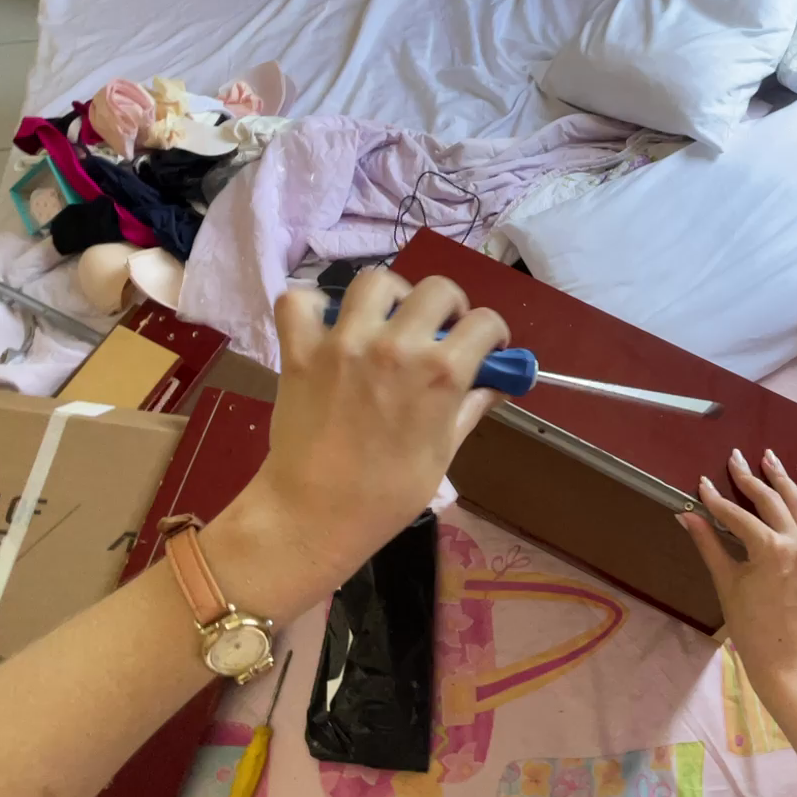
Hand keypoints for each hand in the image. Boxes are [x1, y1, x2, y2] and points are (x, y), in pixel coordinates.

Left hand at [205, 270, 509, 620]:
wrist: (315, 515)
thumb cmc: (389, 493)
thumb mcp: (445, 452)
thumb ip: (471, 407)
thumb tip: (496, 385)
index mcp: (441, 373)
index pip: (484, 322)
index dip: (493, 333)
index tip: (487, 346)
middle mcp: (397, 346)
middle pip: (437, 289)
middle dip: (450, 306)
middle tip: (441, 330)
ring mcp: (345, 343)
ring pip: (376, 281)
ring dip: (391, 297)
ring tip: (388, 321)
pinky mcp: (300, 350)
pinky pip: (301, 301)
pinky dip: (314, 307)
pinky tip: (327, 328)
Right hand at [679, 449, 796, 699]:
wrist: (786, 658)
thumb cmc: (750, 625)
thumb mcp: (726, 582)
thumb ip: (709, 544)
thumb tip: (686, 515)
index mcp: (769, 550)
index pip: (737, 515)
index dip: (717, 499)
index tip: (704, 482)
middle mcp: (796, 544)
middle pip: (771, 501)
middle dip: (750, 478)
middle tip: (736, 458)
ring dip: (785, 479)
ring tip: (771, 458)